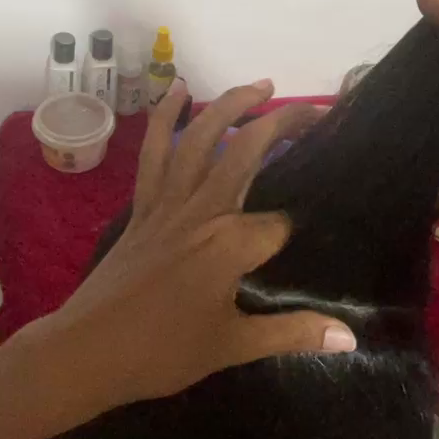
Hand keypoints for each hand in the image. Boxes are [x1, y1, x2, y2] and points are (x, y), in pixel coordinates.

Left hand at [24, 79, 356, 413]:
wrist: (88, 350)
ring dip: (231, 106)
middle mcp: (201, 211)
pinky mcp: (142, 205)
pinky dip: (164, 118)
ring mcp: (167, 203)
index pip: (280, 224)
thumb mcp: (234, 346)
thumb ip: (292, 334)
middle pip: (246, 152)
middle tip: (314, 111)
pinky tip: (177, 90)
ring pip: (200, 139)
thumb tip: (350, 338)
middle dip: (282, 126)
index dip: (297, 231)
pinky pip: (153, 152)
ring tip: (261, 85)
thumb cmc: (163, 353)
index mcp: (229, 244)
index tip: (311, 236)